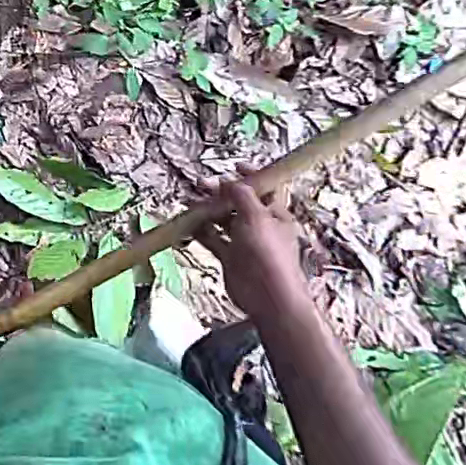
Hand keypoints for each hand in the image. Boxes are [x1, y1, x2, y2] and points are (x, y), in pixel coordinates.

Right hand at [199, 180, 307, 316]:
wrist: (269, 298)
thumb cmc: (269, 254)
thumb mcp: (257, 216)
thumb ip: (241, 195)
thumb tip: (229, 180)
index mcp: (276, 214)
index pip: (266, 188)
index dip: (253, 175)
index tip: (235, 166)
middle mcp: (260, 225)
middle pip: (238, 201)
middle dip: (221, 191)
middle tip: (202, 184)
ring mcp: (243, 241)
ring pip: (222, 218)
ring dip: (207, 208)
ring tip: (190, 201)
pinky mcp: (230, 256)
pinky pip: (212, 238)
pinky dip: (200, 230)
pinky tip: (189, 223)